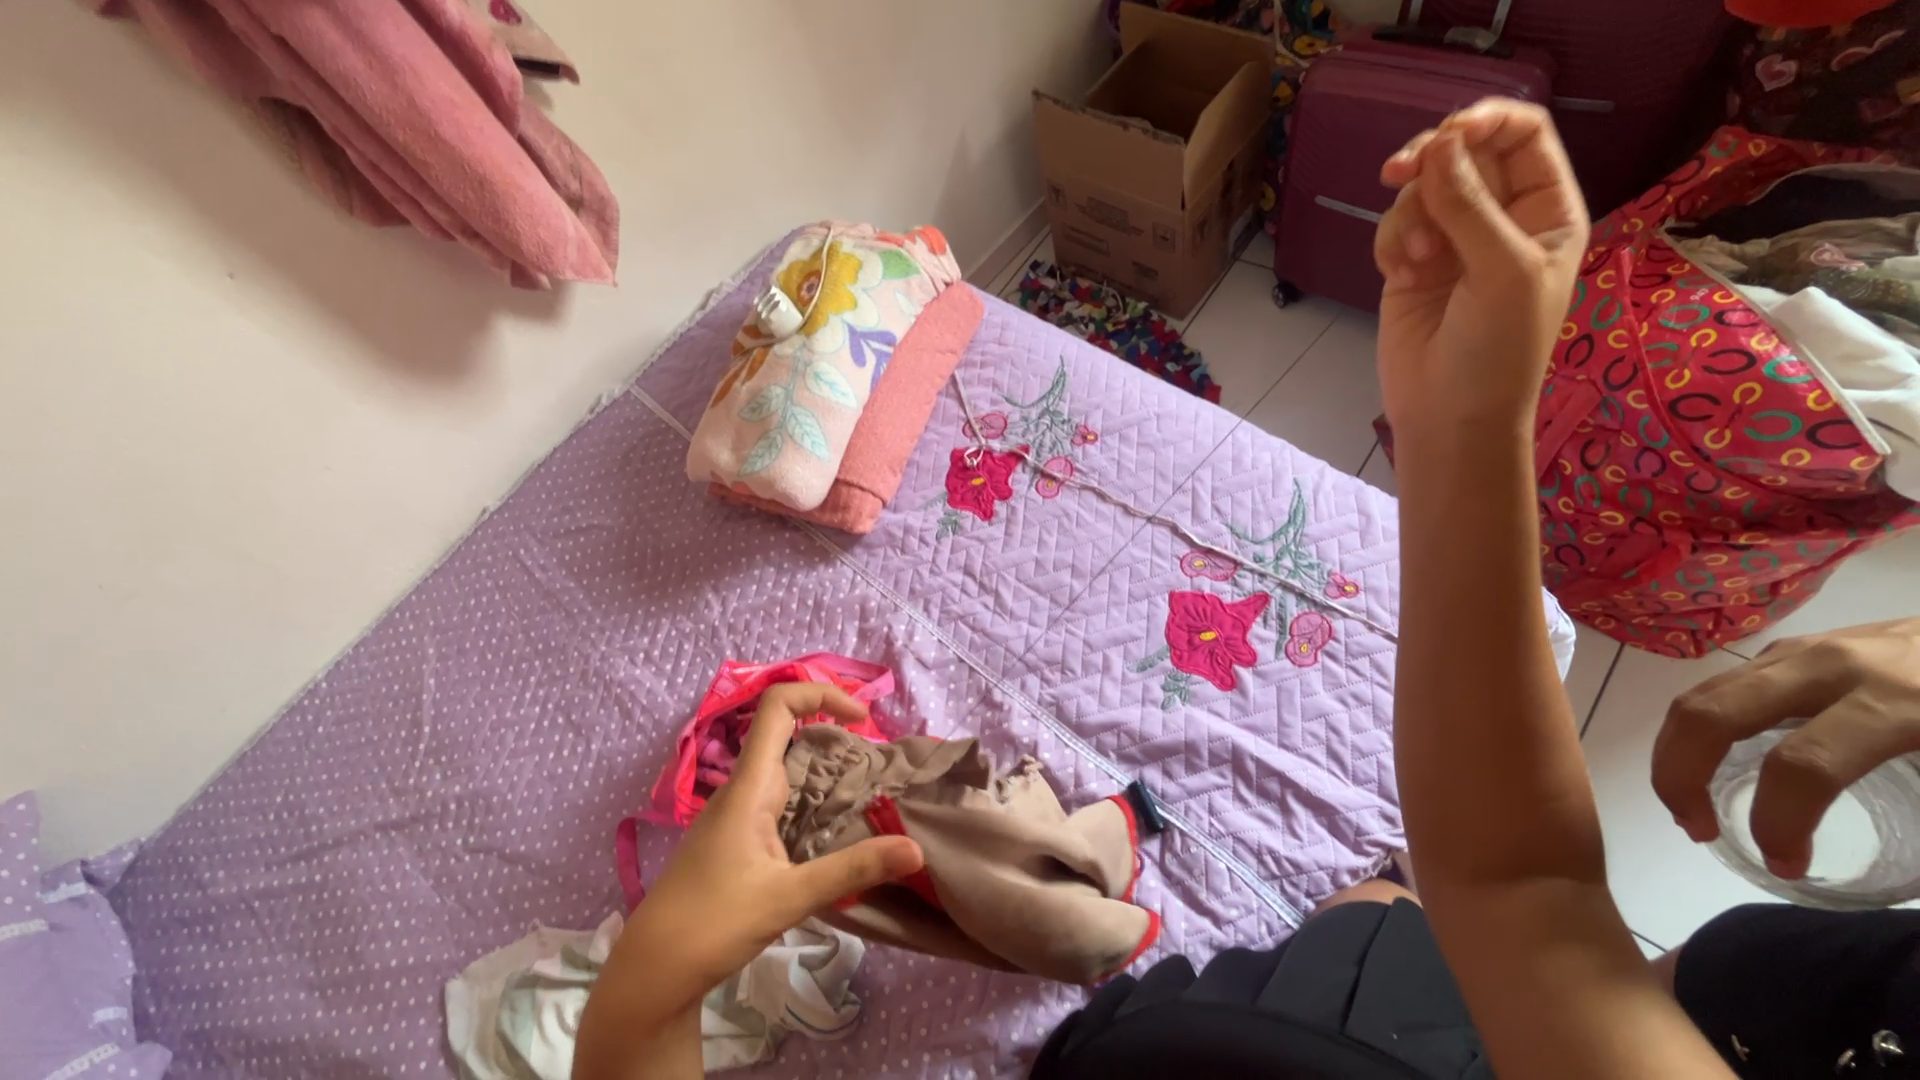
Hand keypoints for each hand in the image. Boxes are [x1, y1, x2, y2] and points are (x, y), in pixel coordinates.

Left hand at [575, 683, 923, 1078]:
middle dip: (832, 729)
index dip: (821, 693)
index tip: (863, 718)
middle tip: (876, 755)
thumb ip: (854, 870)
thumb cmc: (712, 924)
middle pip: (786, 731)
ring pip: (783, 767)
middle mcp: (741, 790)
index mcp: (749, 787)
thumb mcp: (790, 897)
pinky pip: (778, 798)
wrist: (652, 971)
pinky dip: (810, 796)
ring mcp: (735, 814)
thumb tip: (916, 849)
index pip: (778, 706)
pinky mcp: (736, 839)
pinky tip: (832, 827)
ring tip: (866, 787)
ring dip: (823, 764)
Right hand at [1373, 99, 1589, 440]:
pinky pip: (1392, 228)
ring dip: (1408, 218)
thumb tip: (1436, 144)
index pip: (1522, 136)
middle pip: (1463, 155)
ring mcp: (1451, 243)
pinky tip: (1399, 275)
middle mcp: (1499, 219)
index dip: (1485, 122)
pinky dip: (1390, 245)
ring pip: (1419, 192)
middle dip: (1430, 160)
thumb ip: (1469, 206)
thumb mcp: (1500, 271)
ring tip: (1414, 262)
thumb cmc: (1496, 350)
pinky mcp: (1409, 268)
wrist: (1449, 417)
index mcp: (1544, 211)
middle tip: (1397, 173)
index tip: (1444, 136)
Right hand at [1654, 618, 1919, 878]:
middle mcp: (1827, 668)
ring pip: (1697, 698)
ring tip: (1686, 802)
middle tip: (1694, 828)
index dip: (1780, 822)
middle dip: (1680, 776)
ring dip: (1673, 755)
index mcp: (1897, 703)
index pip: (1806, 765)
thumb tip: (1910, 875)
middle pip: (1712, 717)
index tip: (1786, 864)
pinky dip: (1695, 732)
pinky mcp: (1785, 649)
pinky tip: (1710, 761)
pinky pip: (1718, 689)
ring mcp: (1797, 652)